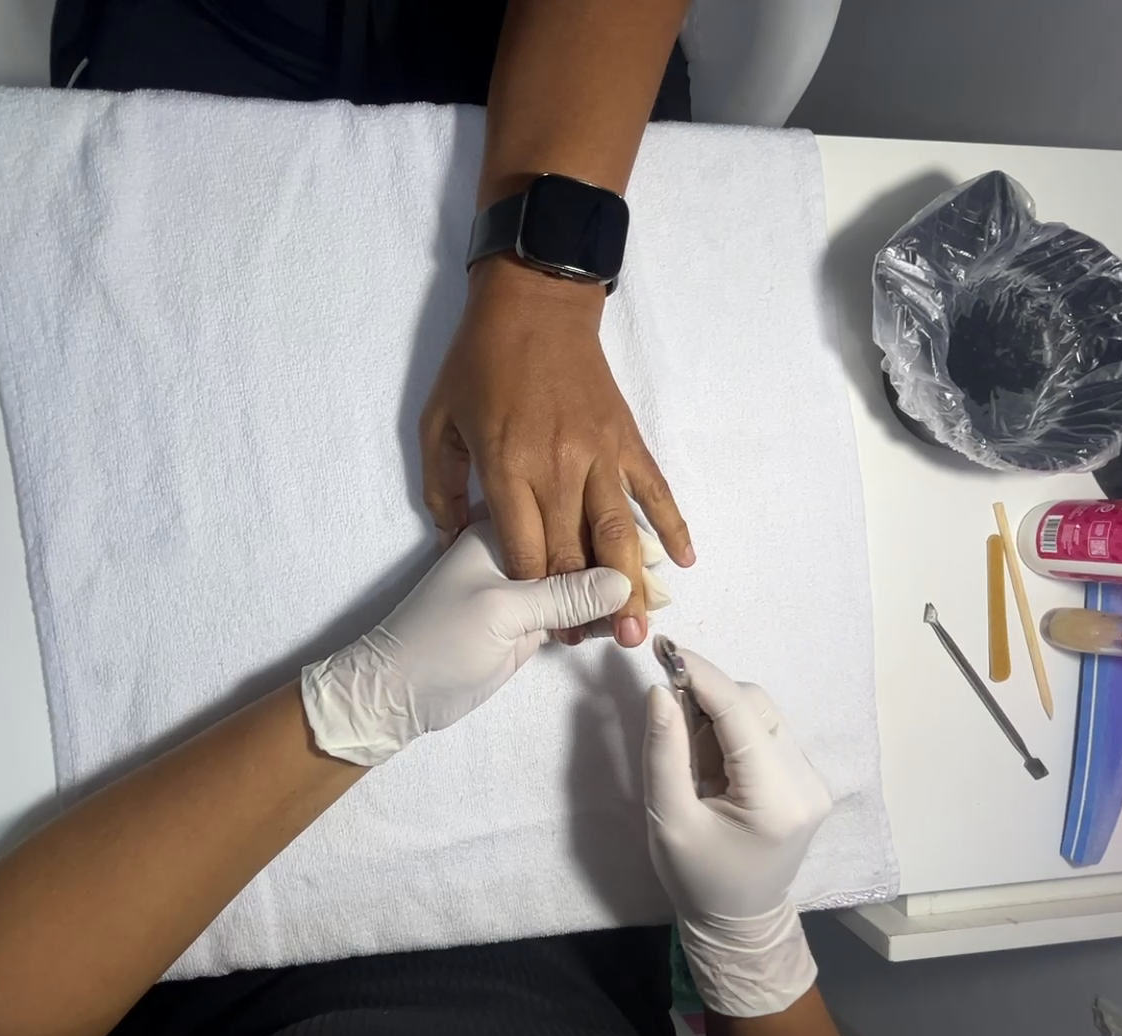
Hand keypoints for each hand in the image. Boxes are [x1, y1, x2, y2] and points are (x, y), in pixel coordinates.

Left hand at [302, 522, 630, 765]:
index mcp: (502, 530)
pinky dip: (599, 618)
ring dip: (615, 596)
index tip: (656, 561)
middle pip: (582, 551)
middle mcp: (519, 549)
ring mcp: (525, 585)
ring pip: (582, 582)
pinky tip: (627, 624)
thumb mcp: (501, 612)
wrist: (399, 691)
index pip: (569, 524)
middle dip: (622, 570)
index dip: (613, 542)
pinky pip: (574, 611)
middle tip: (660, 593)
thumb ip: (562, 595)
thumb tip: (624, 582)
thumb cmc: (440, 640)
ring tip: (654, 611)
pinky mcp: (529, 619)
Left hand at [419, 258, 692, 648]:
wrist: (534, 303)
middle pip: (573, 554)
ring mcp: (599, 454)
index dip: (536, 597)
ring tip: (641, 627)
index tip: (546, 627)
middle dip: (584, 606)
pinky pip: (653, 490)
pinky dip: (670, 525)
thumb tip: (453, 539)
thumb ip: (443, 487)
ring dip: (631, 586)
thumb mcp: (438, 423)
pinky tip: (683, 560)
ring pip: (618, 534)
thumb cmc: (478, 365)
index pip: (525, 551)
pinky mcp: (626, 439)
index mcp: (507, 468)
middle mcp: (557, 468)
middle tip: (596, 644)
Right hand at [644, 643, 833, 1016]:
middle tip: (668, 718)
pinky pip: (763, 729)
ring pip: (759, 711)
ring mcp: (812, 780)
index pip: (739, 713)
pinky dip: (730, 728)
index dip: (701, 674)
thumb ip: (663, 751)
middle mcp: (806, 783)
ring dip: (717, 712)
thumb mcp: (668, 817)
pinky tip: (710, 759)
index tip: (664, 647)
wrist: (738, 922)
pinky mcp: (805, 779)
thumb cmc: (697, 877)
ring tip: (691, 754)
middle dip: (706, 696)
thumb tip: (660, 690)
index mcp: (775, 800)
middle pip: (753, 704)